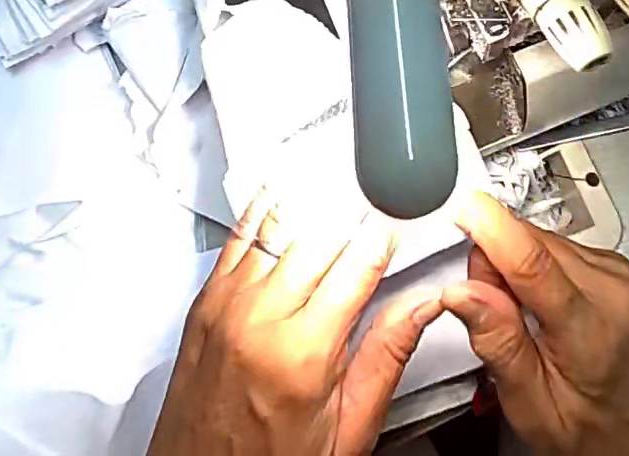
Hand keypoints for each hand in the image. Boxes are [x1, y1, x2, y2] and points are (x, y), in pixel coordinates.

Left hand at [146, 196, 444, 455]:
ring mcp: (228, 304)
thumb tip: (422, 306)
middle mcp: (261, 320)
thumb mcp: (347, 429)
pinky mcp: (205, 300)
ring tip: (333, 204)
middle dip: (349, 225)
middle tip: (365, 225)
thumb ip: (387, 356)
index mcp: (304, 356)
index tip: (390, 232)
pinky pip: (239, 235)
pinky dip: (265, 211)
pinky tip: (282, 199)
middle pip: (320, 238)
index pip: (356, 266)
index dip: (379, 241)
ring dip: (312, 212)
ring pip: (281, 226)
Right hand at [443, 192, 628, 455]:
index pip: (534, 263)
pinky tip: (544, 304)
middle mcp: (608, 288)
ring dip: (513, 265)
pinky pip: (550, 243)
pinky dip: (533, 265)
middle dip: (493, 265)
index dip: (494, 229)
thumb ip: (499, 347)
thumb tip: (461, 293)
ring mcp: (613, 269)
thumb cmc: (601, 434)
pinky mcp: (611, 259)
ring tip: (526, 318)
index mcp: (590, 332)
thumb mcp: (537, 413)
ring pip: (535, 237)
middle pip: (526, 242)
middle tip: (496, 315)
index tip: (463, 209)